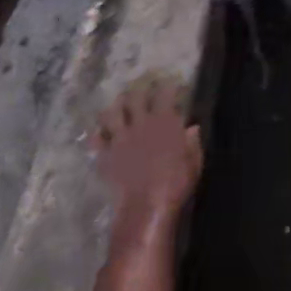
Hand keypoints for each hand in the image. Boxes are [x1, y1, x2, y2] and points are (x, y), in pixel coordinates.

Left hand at [92, 74, 203, 220]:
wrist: (146, 205)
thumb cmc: (176, 184)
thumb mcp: (194, 163)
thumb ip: (192, 143)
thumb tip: (192, 127)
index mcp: (164, 122)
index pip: (165, 95)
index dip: (167, 87)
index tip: (170, 85)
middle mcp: (140, 123)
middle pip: (134, 97)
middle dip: (138, 91)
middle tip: (140, 90)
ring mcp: (119, 137)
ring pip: (111, 113)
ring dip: (115, 107)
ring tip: (117, 106)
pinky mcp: (105, 153)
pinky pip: (97, 138)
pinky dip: (98, 134)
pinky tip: (100, 134)